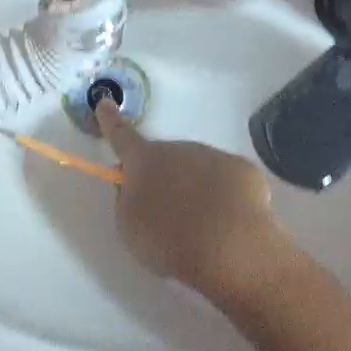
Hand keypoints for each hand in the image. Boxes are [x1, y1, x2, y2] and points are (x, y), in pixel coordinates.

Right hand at [95, 100, 292, 295]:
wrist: (228, 248)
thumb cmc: (166, 239)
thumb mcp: (129, 224)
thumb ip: (127, 197)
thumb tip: (134, 184)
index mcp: (144, 160)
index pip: (121, 136)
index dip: (111, 121)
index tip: (105, 102)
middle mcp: (178, 149)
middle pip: (166, 158)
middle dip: (165, 177)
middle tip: (168, 213)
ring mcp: (214, 156)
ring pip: (198, 168)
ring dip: (196, 188)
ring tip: (202, 225)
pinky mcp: (245, 170)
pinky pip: (228, 181)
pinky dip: (225, 196)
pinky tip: (229, 221)